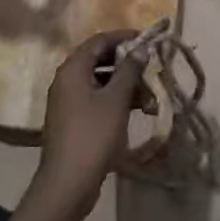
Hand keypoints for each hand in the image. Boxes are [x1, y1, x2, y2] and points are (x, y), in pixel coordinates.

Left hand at [32, 30, 141, 217]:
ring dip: (127, 85)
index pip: (99, 41)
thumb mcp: (116, 99)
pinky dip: (118, 101)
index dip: (124, 37)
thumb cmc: (93, 135)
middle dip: (129, 64)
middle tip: (152, 68)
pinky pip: (98, 100)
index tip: (148, 40)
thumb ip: (129, 69)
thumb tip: (140, 48)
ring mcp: (69, 102)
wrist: (68, 183)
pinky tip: (140, 111)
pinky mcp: (74, 121)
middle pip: (100, 60)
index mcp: (73, 69)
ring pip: (101, 82)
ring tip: (152, 96)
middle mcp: (67, 81)